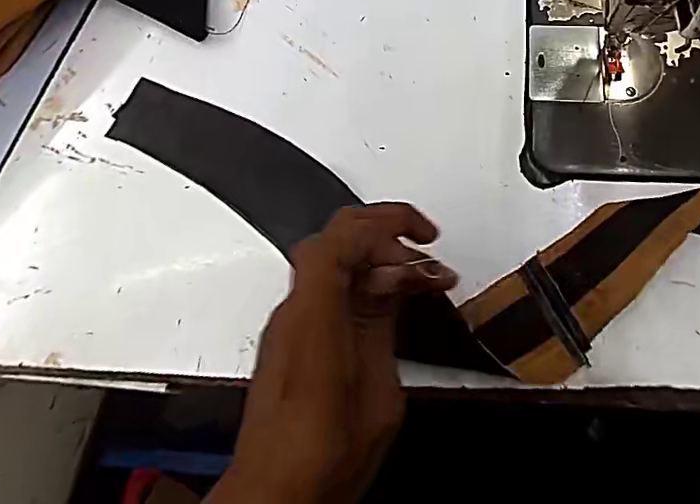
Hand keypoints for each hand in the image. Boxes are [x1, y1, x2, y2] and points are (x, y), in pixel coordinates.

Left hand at [211, 204, 458, 503]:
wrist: (273, 500)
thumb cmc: (318, 460)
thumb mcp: (378, 391)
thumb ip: (384, 322)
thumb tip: (397, 279)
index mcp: (315, 316)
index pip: (345, 234)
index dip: (390, 222)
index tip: (425, 238)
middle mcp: (294, 310)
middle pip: (336, 234)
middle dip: (388, 229)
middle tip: (426, 248)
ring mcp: (289, 321)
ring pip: (332, 256)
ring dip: (377, 254)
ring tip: (416, 276)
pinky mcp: (290, 336)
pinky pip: (327, 284)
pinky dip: (361, 277)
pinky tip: (389, 298)